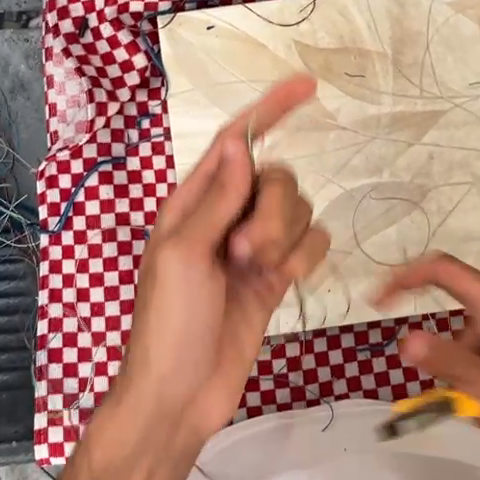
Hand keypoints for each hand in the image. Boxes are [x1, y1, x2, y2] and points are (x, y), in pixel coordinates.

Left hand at [116, 75, 330, 448]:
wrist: (182, 393)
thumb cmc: (168, 323)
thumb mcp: (184, 254)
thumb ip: (217, 198)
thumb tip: (238, 144)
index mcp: (194, 202)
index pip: (237, 142)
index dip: (270, 111)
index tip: (308, 86)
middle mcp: (227, 215)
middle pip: (278, 180)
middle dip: (274, 212)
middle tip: (246, 253)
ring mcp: (256, 247)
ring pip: (299, 212)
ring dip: (287, 240)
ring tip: (257, 274)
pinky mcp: (277, 276)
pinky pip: (311, 245)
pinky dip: (306, 259)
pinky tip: (286, 282)